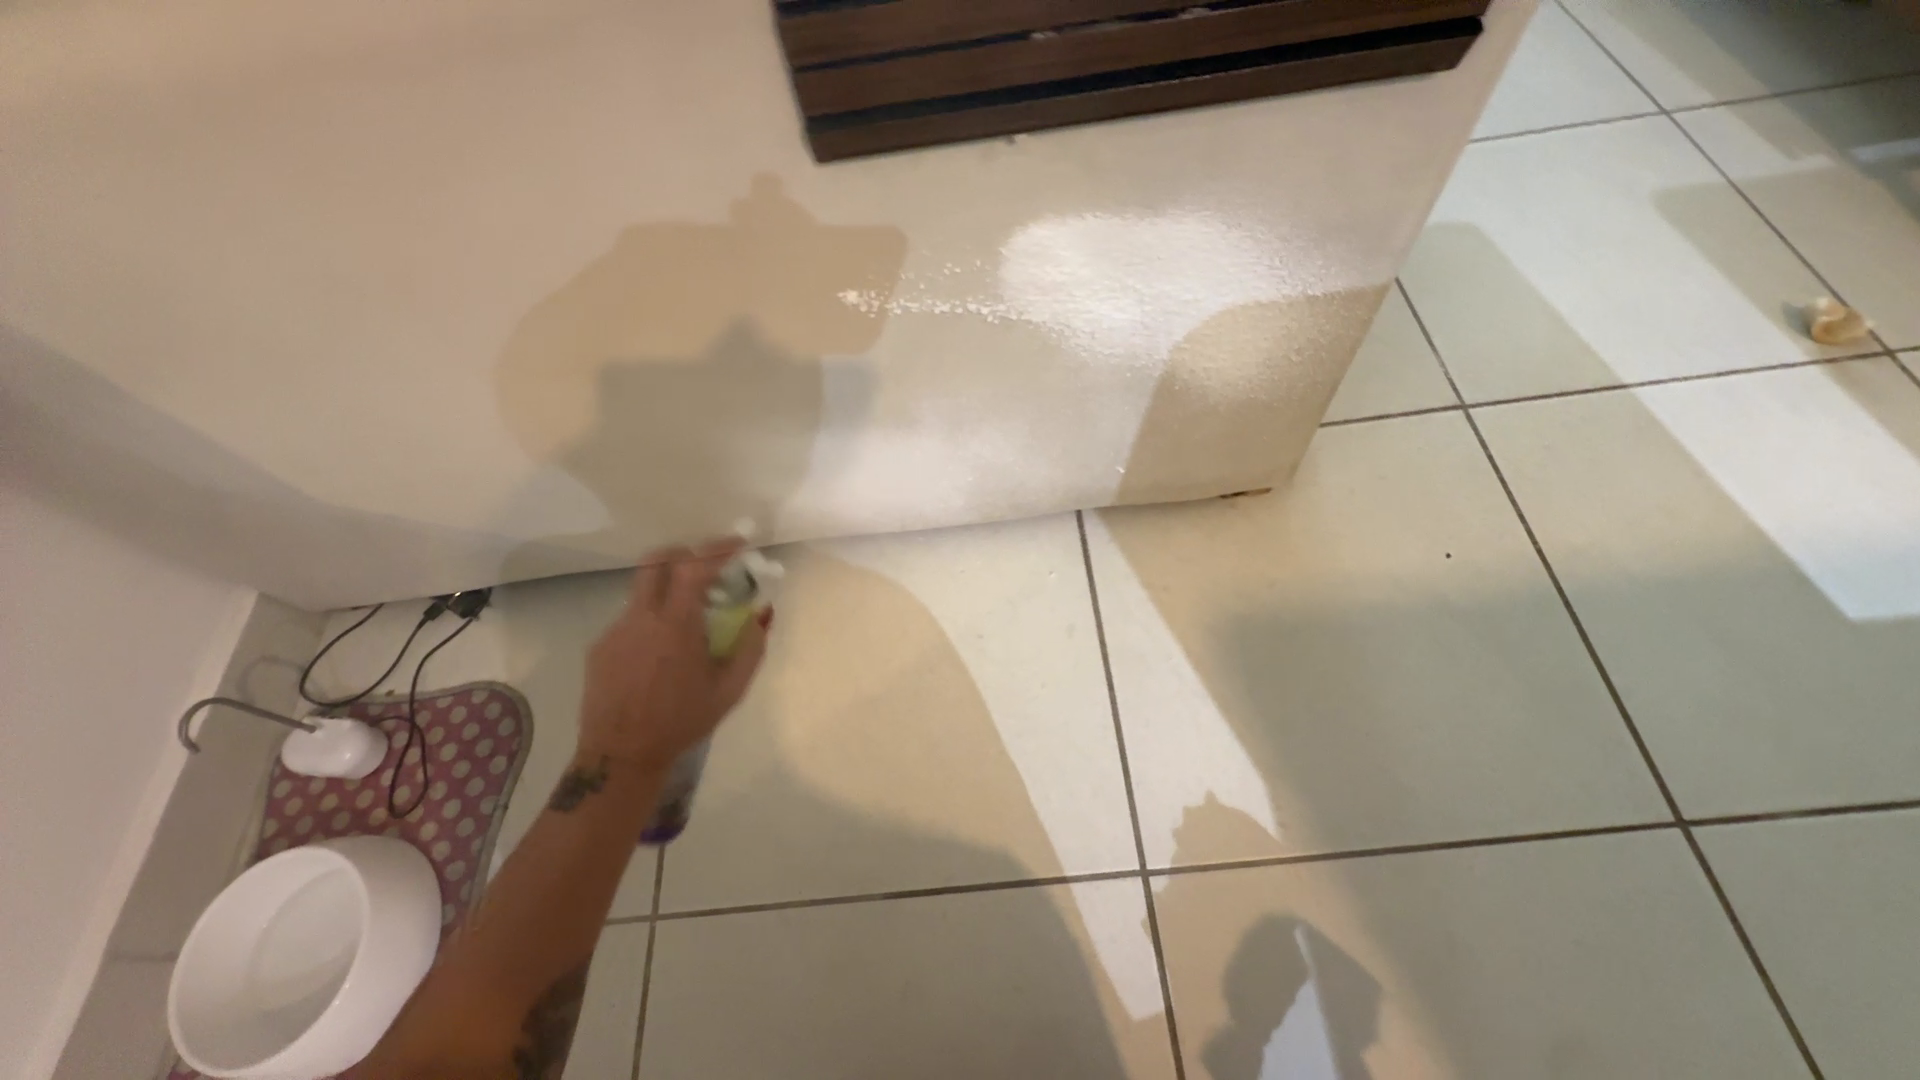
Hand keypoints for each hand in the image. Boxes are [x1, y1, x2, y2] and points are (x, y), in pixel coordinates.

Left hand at [576, 540, 770, 774]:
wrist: (622, 755)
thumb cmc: (682, 722)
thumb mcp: (729, 691)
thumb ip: (750, 649)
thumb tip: (759, 617)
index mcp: (676, 626)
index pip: (693, 567)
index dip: (716, 549)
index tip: (737, 544)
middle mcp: (641, 618)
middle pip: (655, 561)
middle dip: (682, 553)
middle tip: (703, 566)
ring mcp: (615, 631)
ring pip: (642, 593)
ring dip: (666, 594)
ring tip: (684, 627)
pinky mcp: (599, 647)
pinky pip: (629, 622)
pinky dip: (649, 624)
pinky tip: (658, 657)